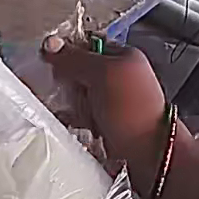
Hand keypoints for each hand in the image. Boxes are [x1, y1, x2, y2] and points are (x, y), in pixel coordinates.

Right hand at [40, 34, 168, 170]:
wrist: (149, 154)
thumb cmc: (131, 109)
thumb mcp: (102, 74)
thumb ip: (75, 58)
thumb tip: (49, 43)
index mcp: (123, 57)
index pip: (87, 44)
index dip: (68, 52)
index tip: (52, 63)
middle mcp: (118, 77)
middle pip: (78, 71)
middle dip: (68, 82)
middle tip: (68, 92)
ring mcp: (111, 101)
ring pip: (76, 95)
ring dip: (70, 104)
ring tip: (74, 113)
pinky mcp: (103, 123)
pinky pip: (78, 116)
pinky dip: (73, 119)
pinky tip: (71, 124)